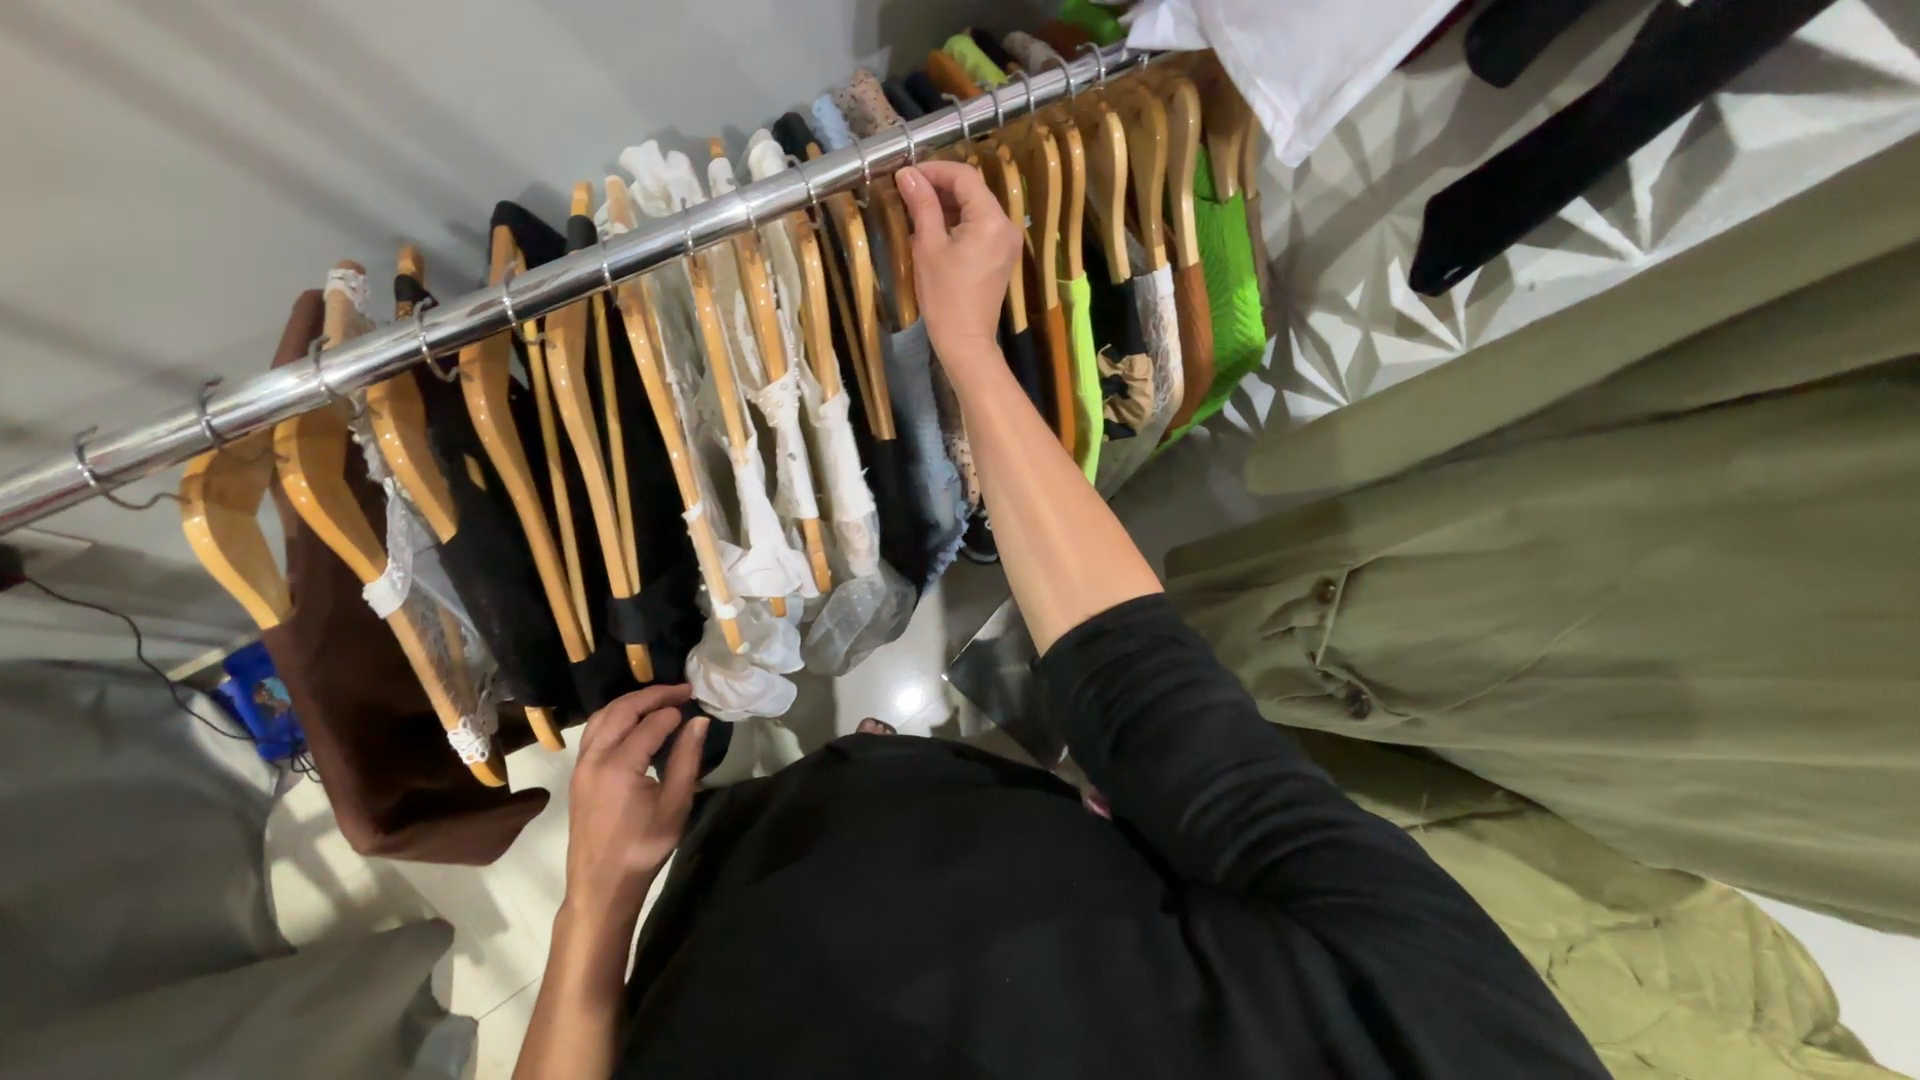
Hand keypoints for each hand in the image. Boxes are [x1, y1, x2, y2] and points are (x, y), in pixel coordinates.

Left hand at [562, 684, 707, 923]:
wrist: (601, 884)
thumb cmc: (643, 847)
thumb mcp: (675, 805)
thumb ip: (687, 758)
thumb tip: (699, 721)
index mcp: (619, 764)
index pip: (651, 722)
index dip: (675, 710)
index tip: (697, 705)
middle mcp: (594, 757)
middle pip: (622, 710)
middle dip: (652, 695)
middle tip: (682, 690)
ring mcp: (581, 765)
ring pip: (603, 717)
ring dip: (631, 703)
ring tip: (660, 701)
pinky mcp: (578, 774)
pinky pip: (595, 731)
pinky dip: (615, 717)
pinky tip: (634, 722)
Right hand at [895, 161, 1021, 364]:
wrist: (965, 341)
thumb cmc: (944, 296)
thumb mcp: (928, 246)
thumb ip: (922, 205)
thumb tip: (908, 174)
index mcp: (991, 219)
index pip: (964, 176)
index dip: (935, 170)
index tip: (907, 174)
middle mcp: (1006, 225)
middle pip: (972, 191)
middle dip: (940, 187)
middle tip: (908, 191)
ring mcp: (1006, 242)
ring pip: (975, 209)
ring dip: (947, 205)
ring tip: (916, 209)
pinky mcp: (1001, 257)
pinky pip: (979, 228)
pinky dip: (957, 223)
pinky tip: (933, 229)